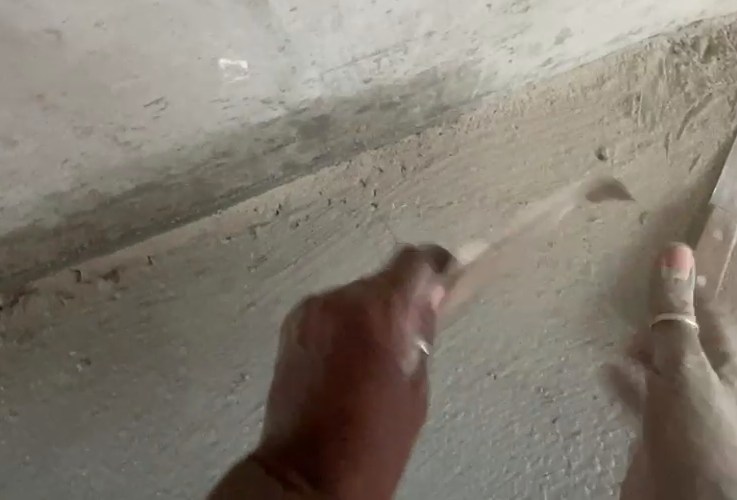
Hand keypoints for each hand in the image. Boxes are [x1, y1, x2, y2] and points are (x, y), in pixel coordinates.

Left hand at [214, 246, 451, 499]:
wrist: (306, 476)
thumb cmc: (369, 445)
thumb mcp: (414, 391)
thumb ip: (422, 334)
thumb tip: (430, 298)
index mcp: (380, 310)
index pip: (414, 261)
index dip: (434, 265)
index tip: (444, 275)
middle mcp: (342, 299)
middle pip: (382, 279)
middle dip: (399, 299)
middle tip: (410, 334)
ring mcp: (312, 309)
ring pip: (354, 295)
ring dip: (369, 313)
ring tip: (377, 356)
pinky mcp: (292, 325)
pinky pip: (329, 310)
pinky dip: (343, 324)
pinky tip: (349, 359)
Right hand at [614, 244, 736, 499]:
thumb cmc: (700, 438)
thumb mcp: (686, 368)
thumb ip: (676, 313)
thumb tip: (677, 249)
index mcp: (732, 369)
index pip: (713, 313)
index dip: (690, 286)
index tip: (661, 257)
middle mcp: (713, 388)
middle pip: (687, 340)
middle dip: (662, 319)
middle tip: (631, 296)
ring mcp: (686, 413)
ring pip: (662, 367)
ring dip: (642, 349)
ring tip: (616, 331)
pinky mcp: (661, 435)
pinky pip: (642, 396)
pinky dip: (626, 379)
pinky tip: (606, 370)